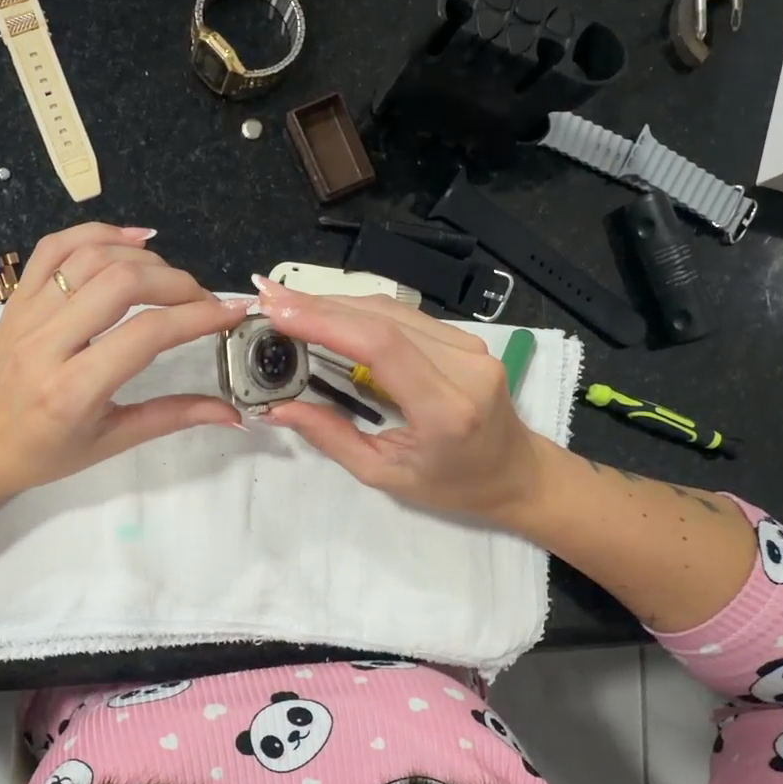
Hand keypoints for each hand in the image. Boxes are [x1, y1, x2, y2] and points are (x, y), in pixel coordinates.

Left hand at [0, 223, 247, 500]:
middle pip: (120, 283)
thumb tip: (232, 413)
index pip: (146, 335)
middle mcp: (46, 344)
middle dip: (176, 282)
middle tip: (203, 299)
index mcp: (72, 390)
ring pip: (90, 258)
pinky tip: (133, 241)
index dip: (197, 317)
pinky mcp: (16, 298)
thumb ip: (172, 418)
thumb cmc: (43, 454)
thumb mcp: (110, 442)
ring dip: (143, 258)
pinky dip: (98, 234)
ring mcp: (26, 315)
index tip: (231, 312)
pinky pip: (55, 247)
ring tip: (172, 278)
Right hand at [254, 278, 544, 521]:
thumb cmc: (451, 485)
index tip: (278, 312)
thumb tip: (277, 409)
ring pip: (392, 309)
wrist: (515, 472)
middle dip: (319, 305)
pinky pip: (405, 316)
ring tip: (286, 303)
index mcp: (445, 409)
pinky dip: (359, 311)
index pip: (381, 347)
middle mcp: (463, 368)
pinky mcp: (465, 339)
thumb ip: (331, 437)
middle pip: (383, 319)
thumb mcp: (385, 474)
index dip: (326, 322)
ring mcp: (470, 347)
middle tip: (267, 299)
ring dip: (334, 303)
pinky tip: (325, 311)